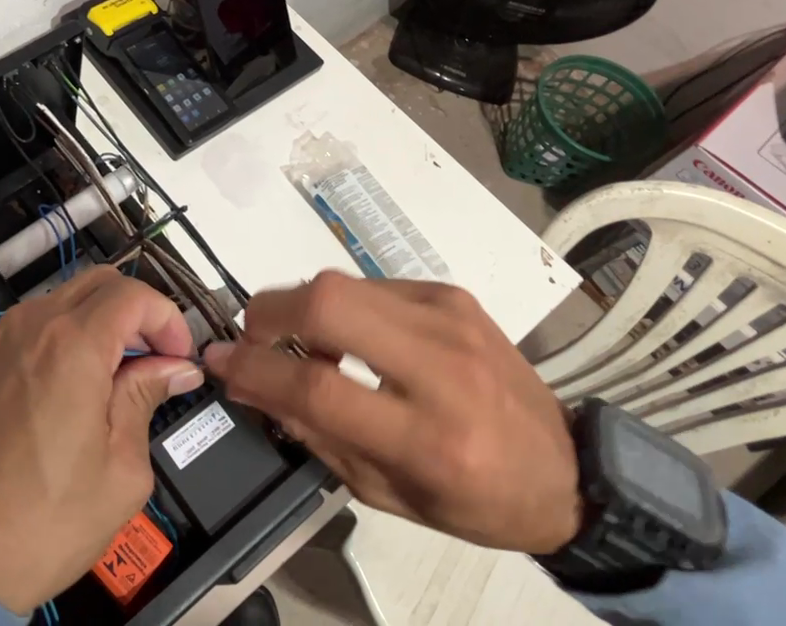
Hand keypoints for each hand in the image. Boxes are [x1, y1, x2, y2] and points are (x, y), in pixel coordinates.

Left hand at [0, 268, 205, 612]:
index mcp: (71, 347)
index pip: (132, 295)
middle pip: (99, 283)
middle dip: (137, 310)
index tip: (179, 355)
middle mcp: (32, 328)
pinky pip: (35, 324)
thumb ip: (146, 398)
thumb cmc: (45, 520)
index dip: (167, 317)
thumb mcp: (121, 466)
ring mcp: (1, 340)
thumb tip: (174, 369)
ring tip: (122, 373)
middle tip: (158, 356)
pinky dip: (67, 333)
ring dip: (101, 319)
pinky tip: (80, 381)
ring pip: (65, 298)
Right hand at [202, 272, 579, 553]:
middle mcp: (444, 369)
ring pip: (344, 284)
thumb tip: (252, 383)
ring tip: (299, 341)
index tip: (217, 363)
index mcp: (430, 440)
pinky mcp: (454, 296)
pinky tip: (347, 335)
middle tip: (251, 336)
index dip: (254, 371)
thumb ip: (314, 434)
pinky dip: (341, 306)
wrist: (568, 470)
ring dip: (300, 306)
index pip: (318, 388)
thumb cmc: (474, 501)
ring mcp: (452, 321)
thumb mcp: (387, 494)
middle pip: (329, 306)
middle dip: (269, 312)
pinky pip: (371, 285)